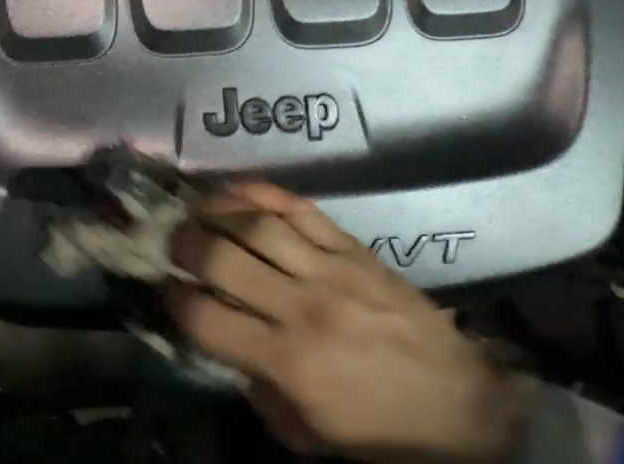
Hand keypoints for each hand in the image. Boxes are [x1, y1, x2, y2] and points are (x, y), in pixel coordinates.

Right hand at [168, 183, 521, 462]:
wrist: (461, 407)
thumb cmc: (379, 431)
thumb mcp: (308, 433)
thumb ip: (258, 391)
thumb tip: (224, 348)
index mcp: (286, 361)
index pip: (207, 318)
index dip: (173, 299)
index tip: (162, 288)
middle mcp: (301, 307)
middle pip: (224, 258)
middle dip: (184, 244)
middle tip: (169, 239)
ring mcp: (329, 270)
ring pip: (258, 225)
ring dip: (216, 211)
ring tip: (194, 208)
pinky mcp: (354, 249)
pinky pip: (301, 208)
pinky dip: (263, 193)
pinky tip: (236, 189)